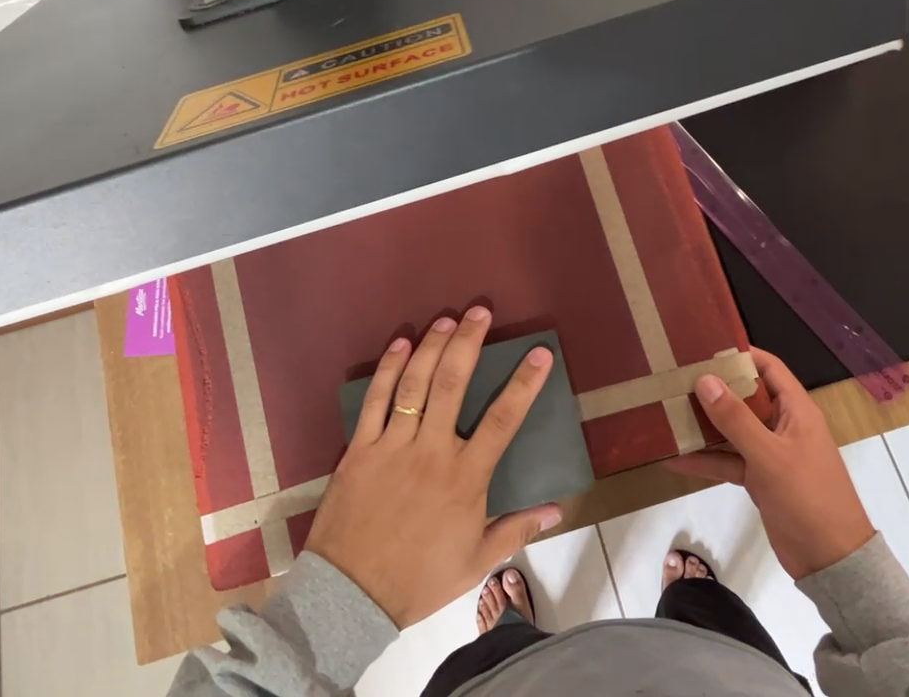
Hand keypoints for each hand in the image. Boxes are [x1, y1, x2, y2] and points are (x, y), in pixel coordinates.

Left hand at [305, 306, 561, 626]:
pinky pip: (375, 400)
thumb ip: (516, 530)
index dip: (523, 384)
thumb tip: (556, 510)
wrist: (352, 596)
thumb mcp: (475, 561)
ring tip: (447, 320)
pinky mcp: (359, 448)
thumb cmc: (419, 579)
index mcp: (465, 478)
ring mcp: (392, 445)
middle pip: (452, 385)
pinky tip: (400, 344)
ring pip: (414, 384)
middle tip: (479, 312)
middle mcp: (431, 451)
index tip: (538, 353)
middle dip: (469, 343)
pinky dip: (387, 369)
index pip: (502, 420)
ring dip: (431, 347)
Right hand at [667, 347, 874, 577]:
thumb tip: (704, 379)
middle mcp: (783, 425)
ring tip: (666, 411)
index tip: (703, 346)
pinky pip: (728, 460)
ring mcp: (770, 453)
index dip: (740, 354)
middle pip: (745, 396)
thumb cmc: (808, 498)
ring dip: (704, 424)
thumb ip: (735, 419)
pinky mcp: (760, 478)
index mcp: (796, 410)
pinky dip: (705, 459)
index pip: (768, 368)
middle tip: (675, 376)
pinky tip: (674, 458)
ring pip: (733, 429)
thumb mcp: (768, 456)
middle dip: (713, 388)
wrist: (831, 561)